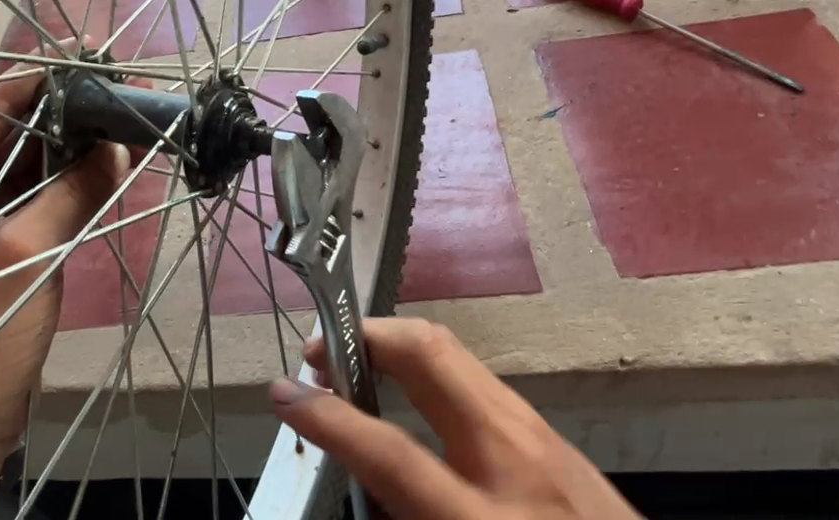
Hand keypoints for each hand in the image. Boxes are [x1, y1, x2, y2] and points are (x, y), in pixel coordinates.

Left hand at [0, 73, 127, 519]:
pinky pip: (30, 199)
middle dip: (70, 113)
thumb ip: (74, 188)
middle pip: (11, 130)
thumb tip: (117, 141)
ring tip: (129, 122)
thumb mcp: (27, 254)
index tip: (97, 52)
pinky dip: (68, 184)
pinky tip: (111, 169)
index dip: (47, 75)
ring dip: (74, 149)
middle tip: (126, 91)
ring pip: (25, 164)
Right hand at [270, 318, 639, 519]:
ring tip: (356, 367)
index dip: (327, 418)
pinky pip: (477, 381)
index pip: (388, 450)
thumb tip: (368, 472)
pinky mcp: (553, 435)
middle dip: (368, 336)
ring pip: (456, 356)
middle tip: (322, 354)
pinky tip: (412, 400)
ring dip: (396, 347)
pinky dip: (430, 372)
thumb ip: (408, 508)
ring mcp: (540, 437)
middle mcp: (514, 460)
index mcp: (483, 519)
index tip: (285, 394)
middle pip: (430, 357)